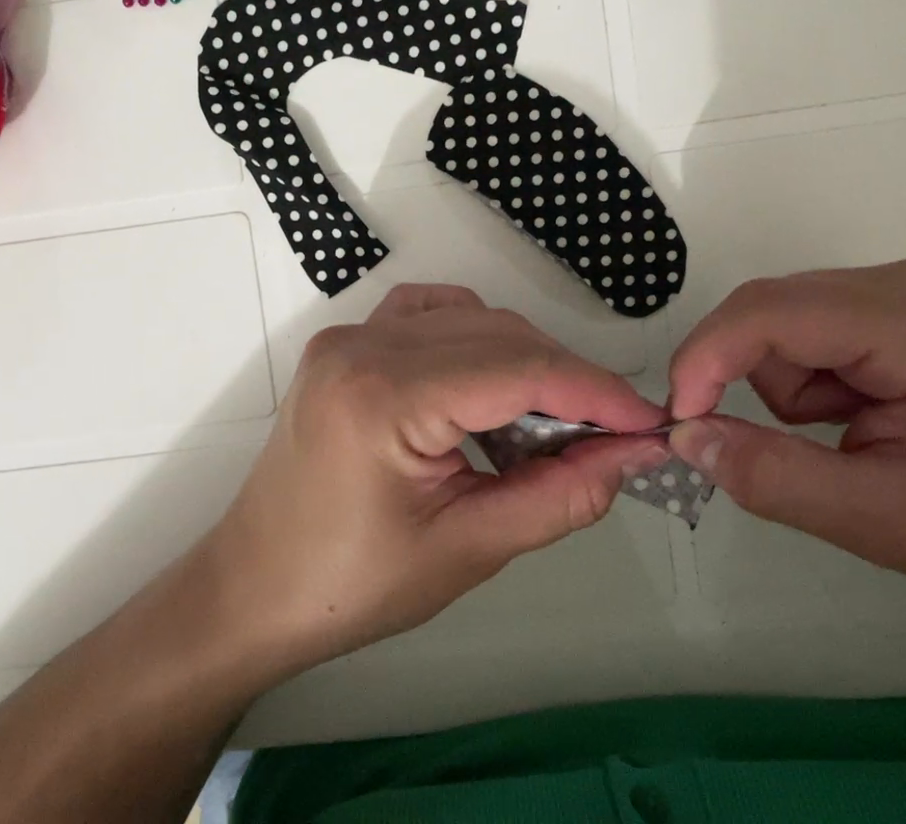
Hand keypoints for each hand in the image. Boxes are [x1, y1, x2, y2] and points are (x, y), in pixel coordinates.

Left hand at [206, 284, 670, 671]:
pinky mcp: (344, 349)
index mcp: (384, 396)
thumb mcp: (467, 548)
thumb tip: (633, 454)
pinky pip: (428, 316)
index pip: (520, 368)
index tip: (650, 422)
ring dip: (523, 361)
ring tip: (548, 428)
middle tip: (609, 440)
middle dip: (566, 382)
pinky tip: (489, 388)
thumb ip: (559, 495)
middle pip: (499, 335)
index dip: (596, 392)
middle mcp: (362, 347)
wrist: (254, 589)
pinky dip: (474, 340)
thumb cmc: (351, 586)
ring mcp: (347, 340)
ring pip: (468, 318)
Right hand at [666, 257, 905, 592]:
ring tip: (851, 434)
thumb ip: (774, 478)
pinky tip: (860, 413)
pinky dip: (809, 378)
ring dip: (787, 386)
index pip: (777, 312)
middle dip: (757, 382)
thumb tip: (685, 436)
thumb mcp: (880, 519)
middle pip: (772, 309)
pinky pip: (806, 327)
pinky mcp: (895, 301)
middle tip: (781, 450)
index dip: (708, 357)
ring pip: (782, 319)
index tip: (680, 420)